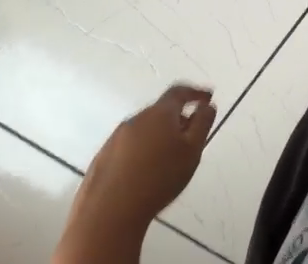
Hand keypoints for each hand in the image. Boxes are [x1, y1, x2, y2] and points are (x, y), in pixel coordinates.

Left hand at [65, 85, 216, 241]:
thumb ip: (203, 123)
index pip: (179, 92)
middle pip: (160, 111)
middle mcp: (135, 120)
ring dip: (157, 136)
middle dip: (176, 119)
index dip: (195, 93)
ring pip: (142, 129)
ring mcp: (114, 140)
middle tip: (189, 135)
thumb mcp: (192, 151)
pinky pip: (126, 147)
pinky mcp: (100, 160)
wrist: (107, 216)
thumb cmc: (159, 180)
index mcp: (159, 114)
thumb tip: (206, 106)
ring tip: (167, 158)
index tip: (207, 98)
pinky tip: (143, 174)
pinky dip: (140, 152)